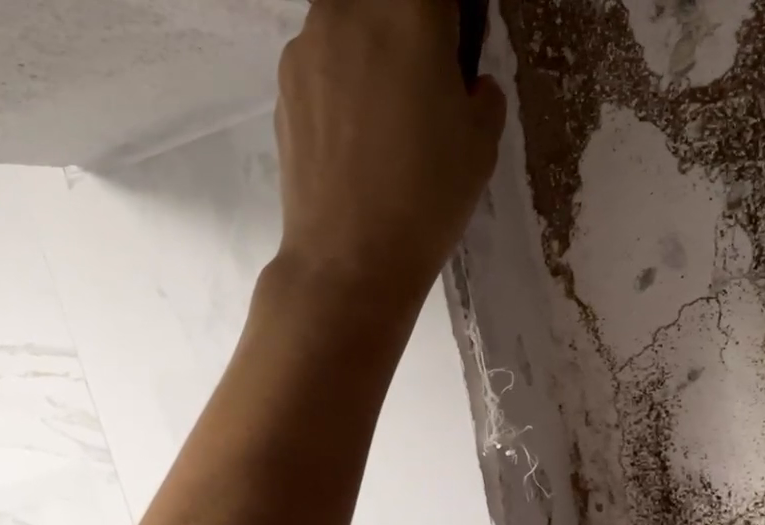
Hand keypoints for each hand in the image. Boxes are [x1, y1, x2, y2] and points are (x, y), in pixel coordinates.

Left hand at [274, 0, 506, 306]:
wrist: (349, 259)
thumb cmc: (427, 197)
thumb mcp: (482, 143)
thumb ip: (480, 93)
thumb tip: (466, 85)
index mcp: (410, 9)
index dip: (448, 19)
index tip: (453, 52)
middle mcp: (349, 10)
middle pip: (383, 0)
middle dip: (405, 26)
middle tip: (421, 79)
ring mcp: (306, 47)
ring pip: (346, 24)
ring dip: (368, 49)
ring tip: (384, 114)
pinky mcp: (282, 87)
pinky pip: (320, 63)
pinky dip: (339, 82)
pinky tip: (353, 138)